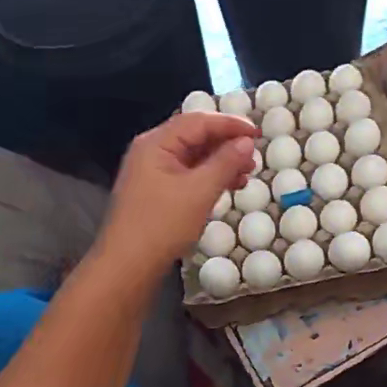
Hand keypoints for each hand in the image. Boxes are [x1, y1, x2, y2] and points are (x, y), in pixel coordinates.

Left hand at [97, 112, 256, 274]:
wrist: (128, 264)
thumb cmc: (163, 224)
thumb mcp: (200, 191)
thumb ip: (225, 162)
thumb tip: (246, 142)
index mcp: (157, 143)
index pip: (198, 122)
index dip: (230, 124)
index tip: (258, 134)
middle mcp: (152, 151)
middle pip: (194, 136)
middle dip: (227, 144)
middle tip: (254, 158)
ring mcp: (152, 172)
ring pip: (193, 157)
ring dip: (221, 162)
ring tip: (246, 175)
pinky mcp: (156, 192)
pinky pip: (188, 175)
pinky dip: (209, 178)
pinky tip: (227, 188)